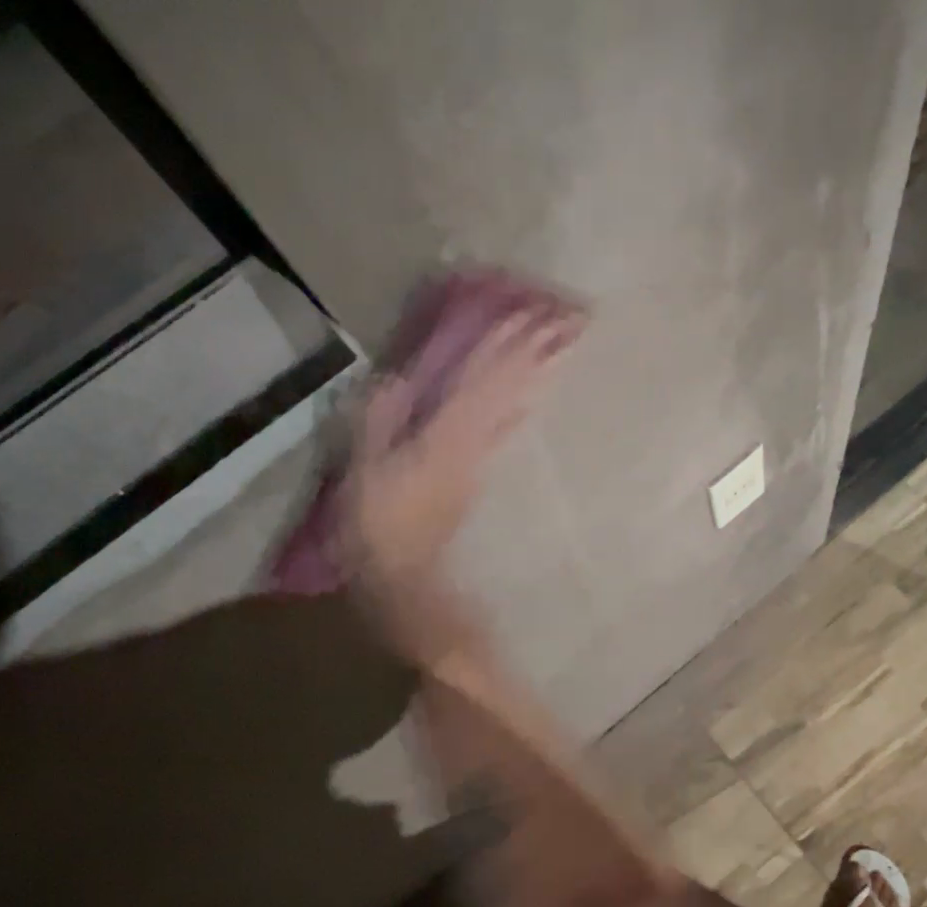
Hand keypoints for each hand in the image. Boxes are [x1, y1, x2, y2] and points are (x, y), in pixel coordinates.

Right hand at [346, 299, 583, 650]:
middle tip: (563, 319)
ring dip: (537, 373)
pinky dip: (524, 403)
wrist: (404, 573)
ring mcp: (479, 456)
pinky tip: (535, 392)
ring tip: (562, 345)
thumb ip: (380, 420)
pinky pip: (506, 427)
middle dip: (533, 351)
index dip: (501, 345)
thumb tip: (397, 377)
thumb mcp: (364, 470)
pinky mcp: (477, 471)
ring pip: (515, 404)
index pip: (478, 378)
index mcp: (444, 435)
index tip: (525, 313)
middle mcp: (471, 440)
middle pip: (507, 387)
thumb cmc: (376, 523)